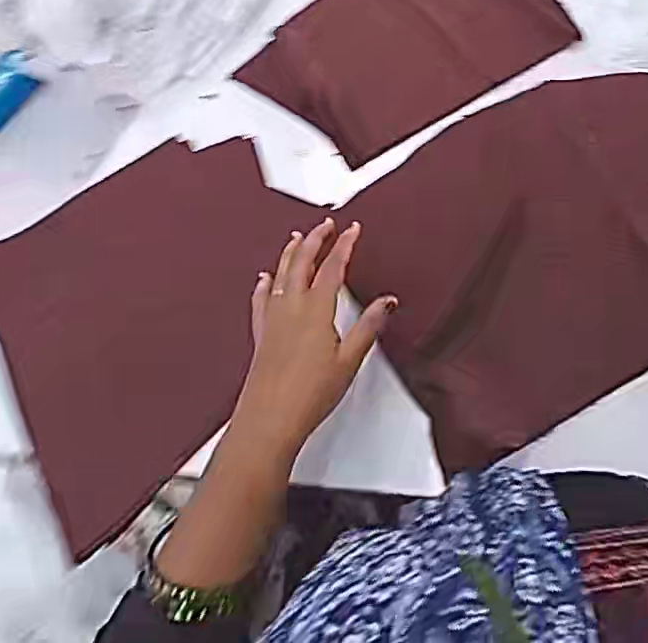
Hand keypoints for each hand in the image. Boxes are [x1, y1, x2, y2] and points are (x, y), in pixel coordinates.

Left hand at [231, 218, 396, 456]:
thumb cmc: (309, 395)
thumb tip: (386, 302)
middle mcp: (291, 310)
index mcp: (316, 311)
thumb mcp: (350, 360)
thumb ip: (368, 326)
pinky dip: (264, 285)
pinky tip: (264, 279)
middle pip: (302, 263)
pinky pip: (262, 301)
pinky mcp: (261, 337)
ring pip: (281, 277)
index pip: (333, 268)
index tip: (352, 229)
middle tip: (325, 225)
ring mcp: (273, 322)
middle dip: (315, 240)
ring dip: (290, 254)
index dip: (344, 245)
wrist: (268, 422)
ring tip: (296, 238)